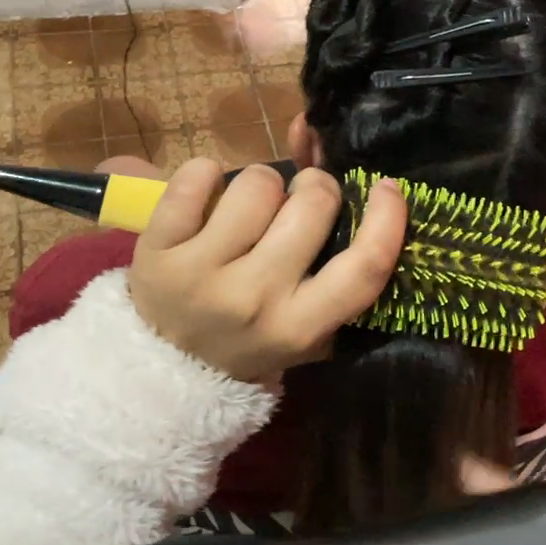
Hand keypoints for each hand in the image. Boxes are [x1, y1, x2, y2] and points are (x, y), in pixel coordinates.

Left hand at [127, 159, 407, 381]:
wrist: (169, 370)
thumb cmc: (254, 339)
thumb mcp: (309, 330)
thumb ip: (341, 275)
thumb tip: (372, 189)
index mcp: (300, 326)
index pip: (363, 267)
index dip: (387, 219)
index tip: (388, 189)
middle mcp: (254, 299)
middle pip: (312, 204)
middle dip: (315, 188)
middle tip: (303, 201)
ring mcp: (201, 273)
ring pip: (258, 183)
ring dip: (263, 183)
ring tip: (252, 208)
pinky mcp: (157, 249)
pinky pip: (197, 178)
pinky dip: (207, 174)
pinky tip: (210, 194)